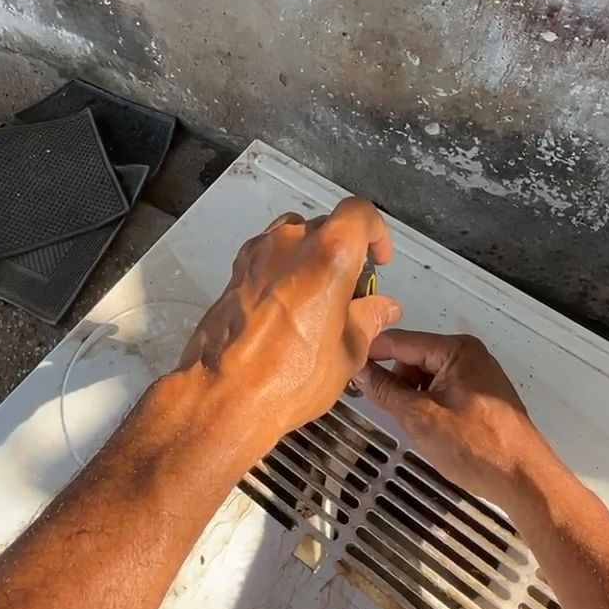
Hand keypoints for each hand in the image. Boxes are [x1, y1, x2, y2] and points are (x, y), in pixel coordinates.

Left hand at [180, 197, 401, 447]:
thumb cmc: (291, 375)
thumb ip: (369, 320)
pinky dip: (283, 268)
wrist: (224, 394)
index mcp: (329, 255)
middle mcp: (291, 242)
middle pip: (327, 226)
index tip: (379, 261)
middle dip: (344, 253)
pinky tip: (286, 306)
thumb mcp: (348, 352)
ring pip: (295, 237)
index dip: (376, 233)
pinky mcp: (236, 270)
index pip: (360, 214)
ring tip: (317, 298)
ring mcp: (258, 253)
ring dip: (311, 257)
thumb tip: (384, 308)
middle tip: (351, 293)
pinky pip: (268, 255)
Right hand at [354, 330, 555, 513]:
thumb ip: (385, 390)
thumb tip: (358, 371)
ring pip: (425, 374)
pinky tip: (421, 423)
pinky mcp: (479, 395)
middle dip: (391, 376)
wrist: (526, 481)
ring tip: (401, 417)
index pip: (399, 341)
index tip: (342, 362)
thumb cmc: (477, 447)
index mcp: (455, 349)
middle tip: (369, 398)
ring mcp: (476, 374)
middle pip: (412, 356)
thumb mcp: (420, 418)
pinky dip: (425, 401)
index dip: (369, 352)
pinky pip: (440, 387)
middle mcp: (467, 354)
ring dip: (408, 392)